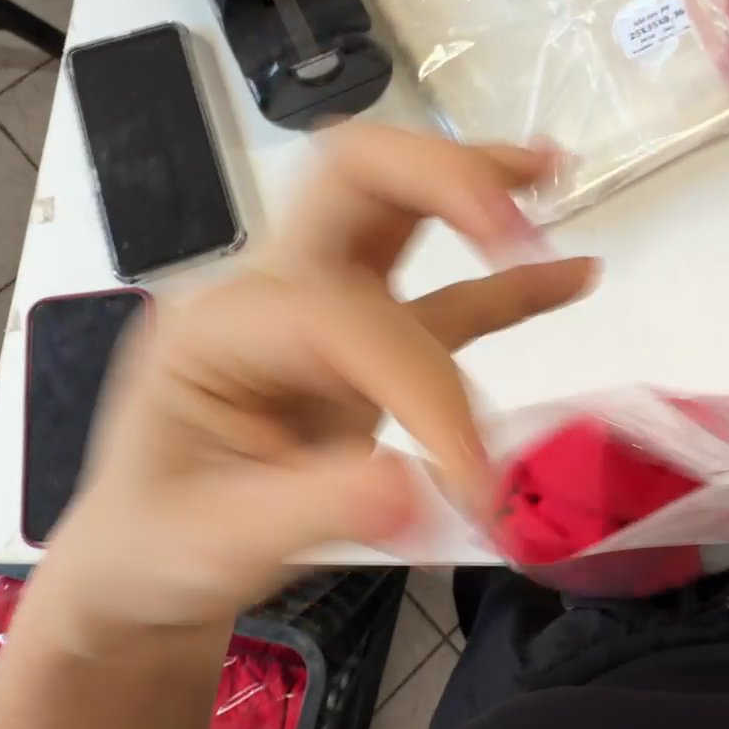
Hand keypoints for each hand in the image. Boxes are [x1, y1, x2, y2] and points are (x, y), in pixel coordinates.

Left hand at [32, 124, 597, 642]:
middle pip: (354, 177)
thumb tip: (416, 486)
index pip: (349, 322)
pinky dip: (511, 283)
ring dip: (475, 184)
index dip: (427, 392)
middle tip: (516, 221)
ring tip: (552, 173)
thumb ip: (313, 510)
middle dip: (442, 180)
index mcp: (222, 325)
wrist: (153, 556)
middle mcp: (272, 288)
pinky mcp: (370, 340)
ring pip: (398, 201)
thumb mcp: (213, 546)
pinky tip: (575, 274)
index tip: (477, 484)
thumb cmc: (162, 545)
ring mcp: (326, 304)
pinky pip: (447, 294)